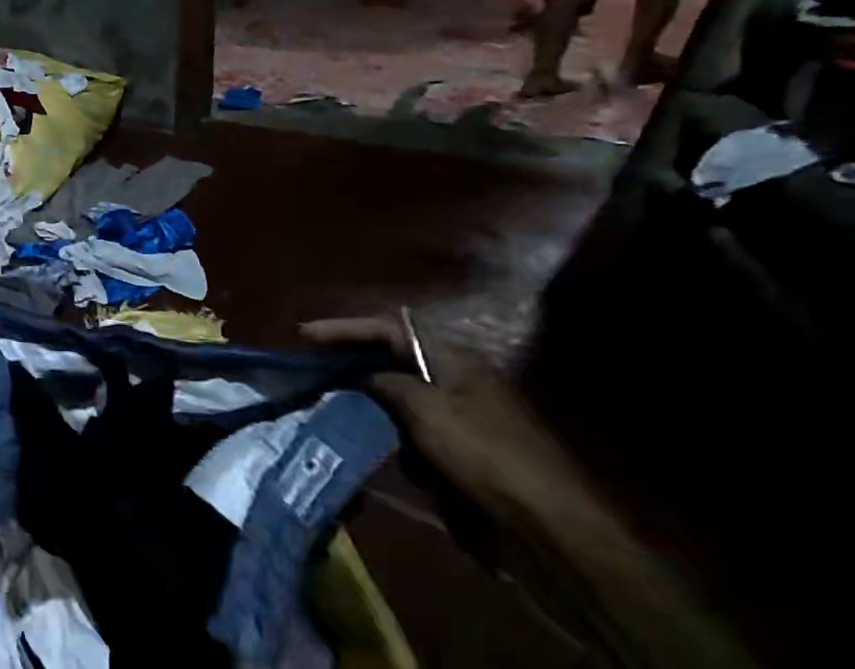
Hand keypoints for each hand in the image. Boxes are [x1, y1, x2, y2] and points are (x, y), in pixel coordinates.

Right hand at [300, 314, 536, 496]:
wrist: (548, 526)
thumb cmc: (486, 457)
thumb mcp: (429, 413)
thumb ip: (390, 385)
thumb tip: (365, 376)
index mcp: (452, 359)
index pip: (389, 329)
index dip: (346, 328)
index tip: (305, 334)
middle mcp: (454, 379)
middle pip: (391, 362)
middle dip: (356, 371)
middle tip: (317, 378)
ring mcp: (458, 416)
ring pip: (399, 401)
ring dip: (375, 412)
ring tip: (346, 422)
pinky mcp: (459, 451)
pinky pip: (414, 435)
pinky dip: (398, 444)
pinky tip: (391, 462)